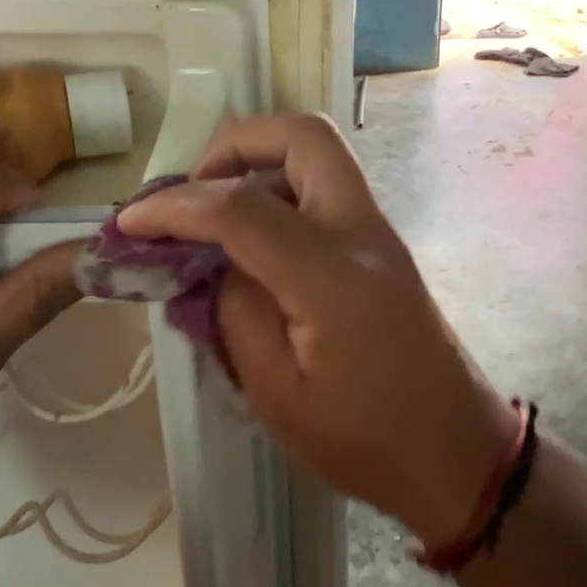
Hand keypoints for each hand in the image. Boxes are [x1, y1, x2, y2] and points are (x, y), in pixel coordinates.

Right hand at [116, 114, 519, 543]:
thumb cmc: (366, 441)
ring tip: (215, 219)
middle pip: (301, 134)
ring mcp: (379, 232)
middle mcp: (361, 231)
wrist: (457, 452)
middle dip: (235, 145)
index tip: (130, 222)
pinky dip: (283, 192)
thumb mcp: (277, 394)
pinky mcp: (382, 246)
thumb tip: (215, 263)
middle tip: (194, 193)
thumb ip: (235, 312)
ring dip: (260, 165)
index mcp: (331, 273)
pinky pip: (327, 189)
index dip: (175, 206)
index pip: (240, 206)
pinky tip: (254, 244)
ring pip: (318, 153)